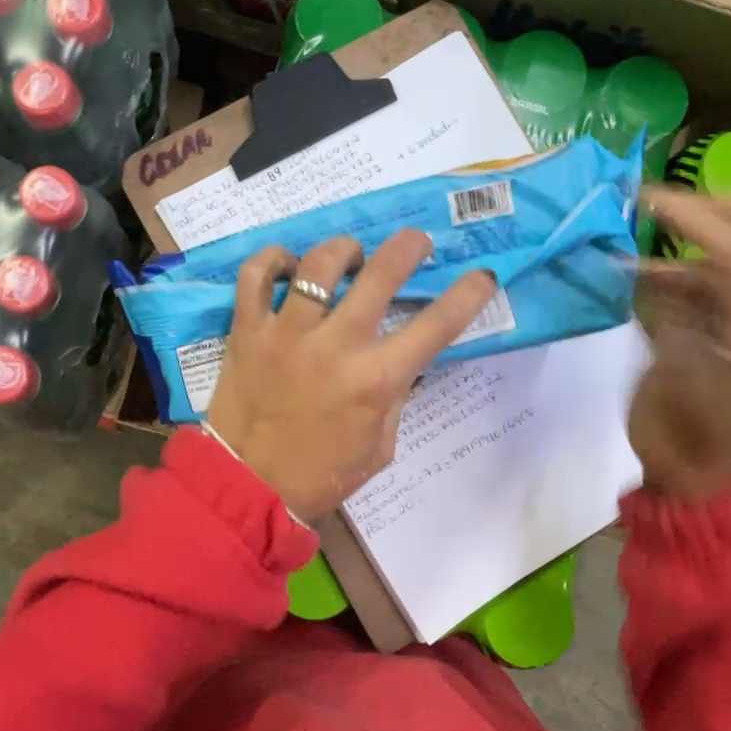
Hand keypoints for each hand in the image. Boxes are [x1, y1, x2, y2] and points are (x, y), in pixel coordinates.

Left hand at [204, 230, 499, 521]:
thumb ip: (394, 398)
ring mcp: (287, 332)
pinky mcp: (247, 331)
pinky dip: (271, 260)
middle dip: (409, 247)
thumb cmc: (320, 475)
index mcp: (376, 379)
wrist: (247, 488)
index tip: (482, 276)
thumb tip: (404, 361)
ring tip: (349, 257)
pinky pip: (254, 276)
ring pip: (319, 264)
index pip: (437, 325)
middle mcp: (336, 345)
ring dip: (344, 251)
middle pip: (382, 272)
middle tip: (415, 242)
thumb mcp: (379, 446)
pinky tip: (287, 264)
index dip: (469, 294)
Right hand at [630, 187, 730, 498]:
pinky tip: (640, 272)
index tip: (649, 201)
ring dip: (707, 234)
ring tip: (651, 226)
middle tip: (677, 204)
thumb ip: (668, 313)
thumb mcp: (675, 375)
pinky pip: (726, 282)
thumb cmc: (683, 440)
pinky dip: (686, 269)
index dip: (698, 218)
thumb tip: (637, 264)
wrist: (698, 481)